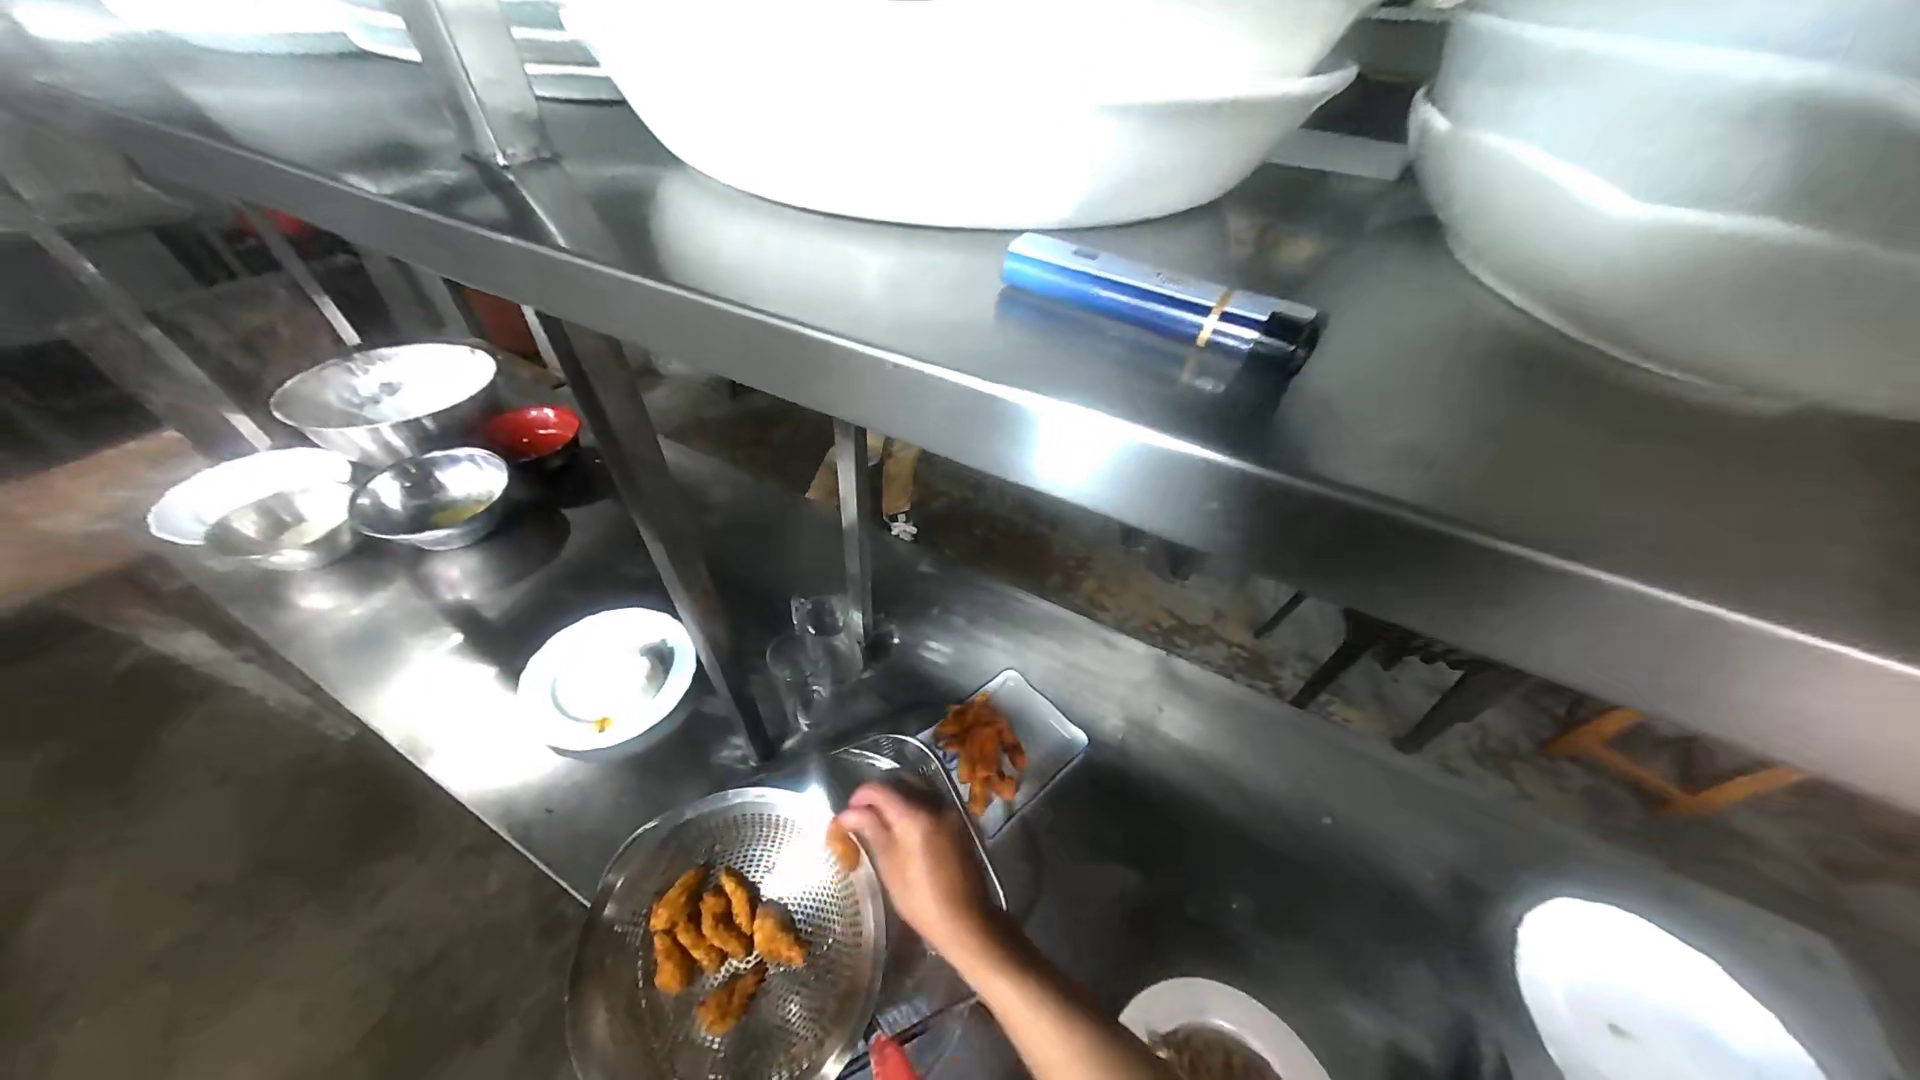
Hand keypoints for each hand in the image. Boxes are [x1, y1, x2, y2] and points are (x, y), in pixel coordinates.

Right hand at [835, 781, 998, 955]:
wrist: (965, 918)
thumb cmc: (919, 898)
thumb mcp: (888, 865)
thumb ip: (870, 831)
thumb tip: (847, 813)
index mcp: (914, 815)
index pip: (880, 789)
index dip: (860, 796)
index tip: (848, 811)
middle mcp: (934, 803)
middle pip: (900, 781)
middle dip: (878, 793)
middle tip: (863, 813)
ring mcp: (950, 810)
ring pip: (918, 787)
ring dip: (897, 795)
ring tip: (882, 818)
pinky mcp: (959, 819)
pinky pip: (931, 799)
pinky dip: (915, 803)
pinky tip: (905, 824)